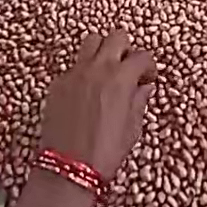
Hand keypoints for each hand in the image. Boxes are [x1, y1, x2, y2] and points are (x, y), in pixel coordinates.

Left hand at [39, 30, 155, 179]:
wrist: (68, 169)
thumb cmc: (104, 152)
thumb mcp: (132, 127)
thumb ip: (139, 100)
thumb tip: (143, 87)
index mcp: (120, 78)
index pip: (141, 56)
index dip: (149, 66)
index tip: (148, 77)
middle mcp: (97, 69)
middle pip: (115, 36)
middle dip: (126, 48)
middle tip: (128, 67)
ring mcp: (74, 73)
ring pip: (91, 42)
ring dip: (102, 51)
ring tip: (107, 71)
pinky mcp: (58, 84)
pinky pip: (74, 66)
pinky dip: (84, 71)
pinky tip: (87, 91)